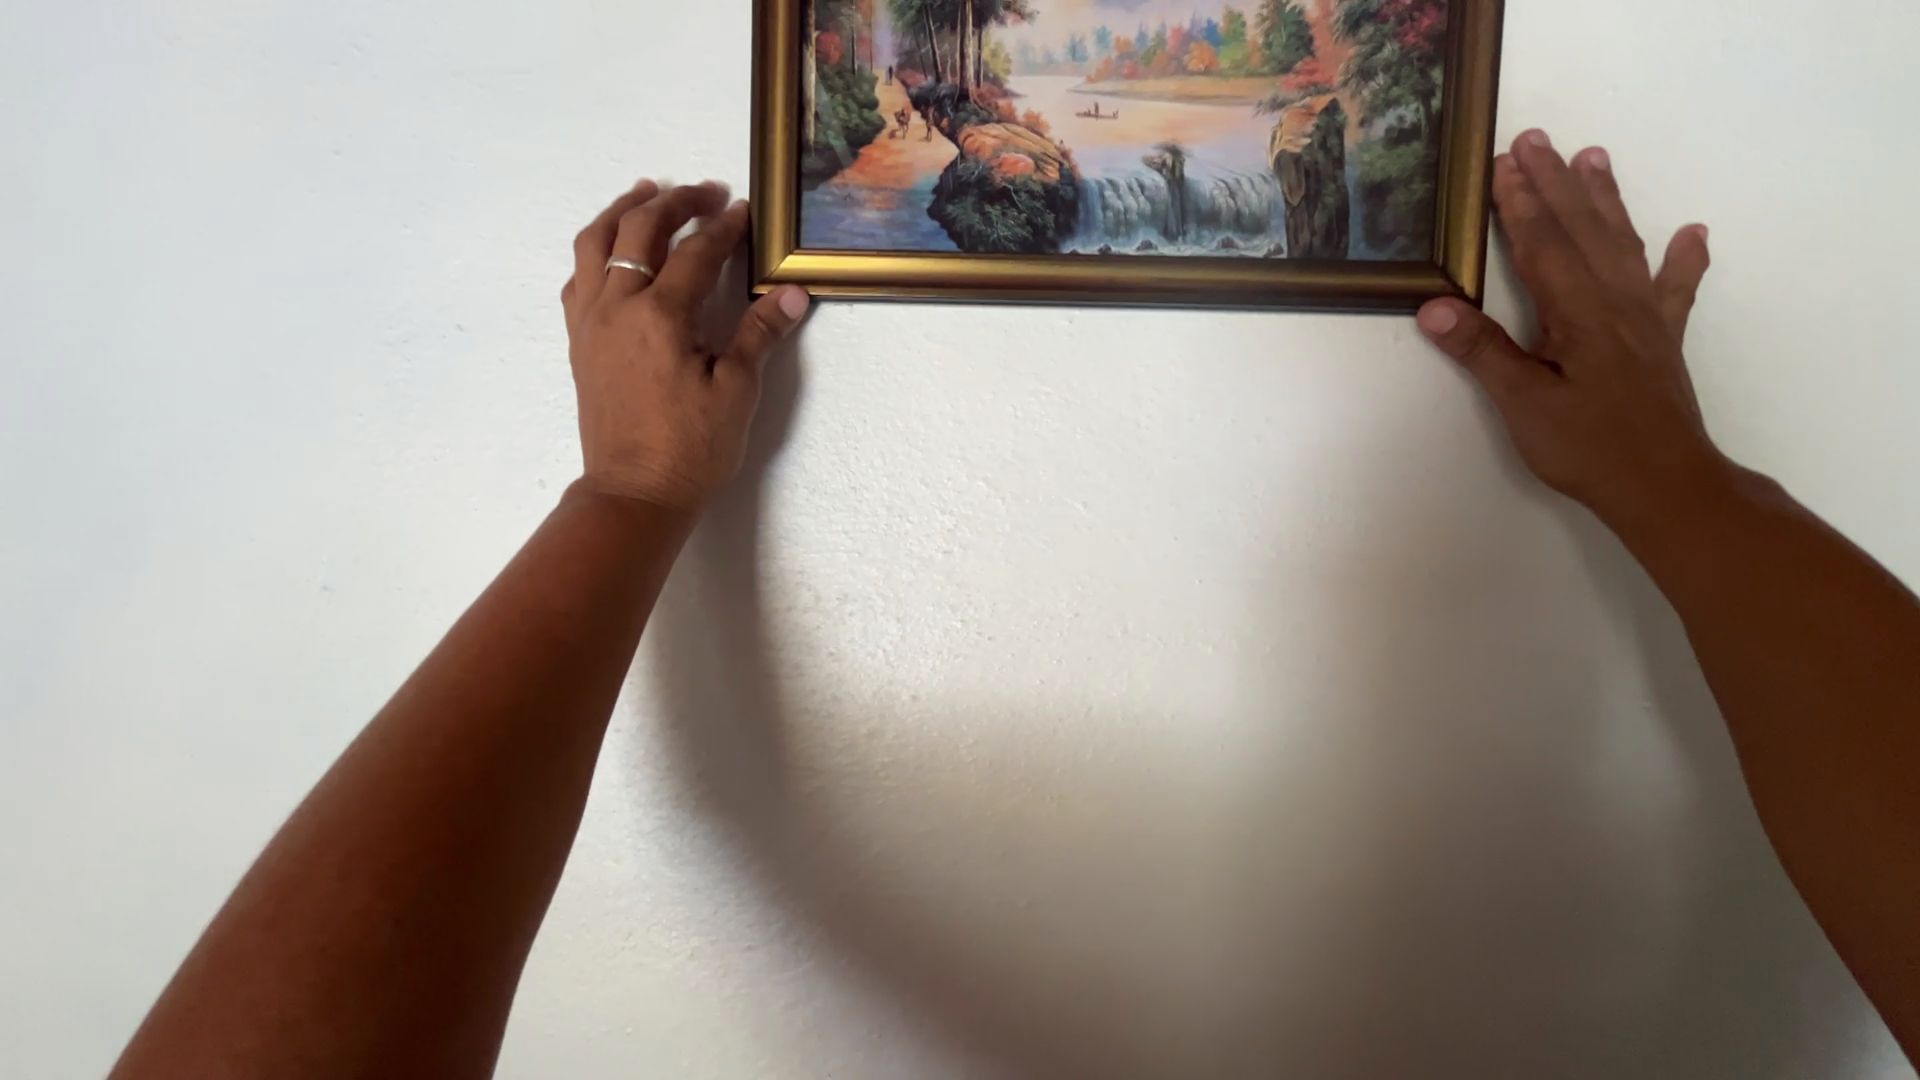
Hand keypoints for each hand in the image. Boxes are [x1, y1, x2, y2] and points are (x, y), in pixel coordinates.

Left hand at [561, 179, 809, 513]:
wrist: (635, 491)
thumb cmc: (691, 448)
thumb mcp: (736, 392)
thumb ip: (760, 335)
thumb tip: (793, 293)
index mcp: (661, 316)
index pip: (696, 254)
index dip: (724, 229)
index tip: (746, 213)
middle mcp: (617, 306)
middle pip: (639, 231)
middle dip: (675, 203)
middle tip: (706, 193)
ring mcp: (591, 321)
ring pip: (595, 242)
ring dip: (623, 211)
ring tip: (648, 195)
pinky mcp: (580, 341)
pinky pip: (579, 276)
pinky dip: (597, 250)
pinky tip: (615, 253)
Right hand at [1417, 130, 1729, 530]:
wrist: (1662, 481)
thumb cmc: (1585, 445)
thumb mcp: (1522, 402)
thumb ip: (1483, 351)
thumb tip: (1434, 307)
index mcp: (1581, 314)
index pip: (1544, 247)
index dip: (1521, 205)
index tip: (1500, 165)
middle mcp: (1618, 302)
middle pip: (1583, 231)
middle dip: (1557, 184)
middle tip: (1536, 140)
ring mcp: (1646, 318)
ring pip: (1623, 244)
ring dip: (1604, 200)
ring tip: (1592, 157)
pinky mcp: (1662, 339)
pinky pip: (1674, 288)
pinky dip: (1682, 258)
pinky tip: (1692, 233)